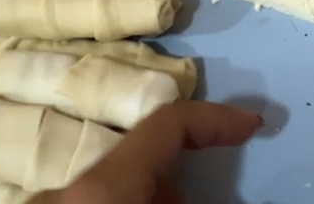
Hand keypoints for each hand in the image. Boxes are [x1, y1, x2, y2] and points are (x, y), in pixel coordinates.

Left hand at [39, 101, 261, 203]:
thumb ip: (191, 194)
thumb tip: (231, 192)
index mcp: (100, 187)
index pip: (168, 123)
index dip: (216, 118)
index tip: (253, 124)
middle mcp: (60, 191)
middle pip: (136, 162)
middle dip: (178, 179)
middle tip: (210, 196)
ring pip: (111, 189)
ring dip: (151, 197)